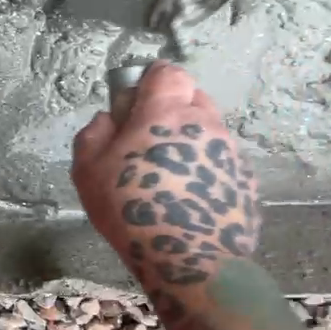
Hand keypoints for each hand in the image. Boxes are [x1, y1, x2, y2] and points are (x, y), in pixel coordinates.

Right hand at [71, 62, 259, 294]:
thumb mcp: (85, 166)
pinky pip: (217, 157)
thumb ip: (94, 132)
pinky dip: (198, 162)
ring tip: (159, 167)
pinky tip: (179, 189)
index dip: (150, 77)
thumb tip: (110, 119)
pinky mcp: (244, 179)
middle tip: (140, 132)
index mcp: (165, 115)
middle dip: (168, 104)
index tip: (132, 95)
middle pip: (194, 96)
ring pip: (207, 128)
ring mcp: (231, 153)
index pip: (170, 73)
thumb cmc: (125, 203)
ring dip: (184, 136)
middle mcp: (206, 126)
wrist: (185, 256)